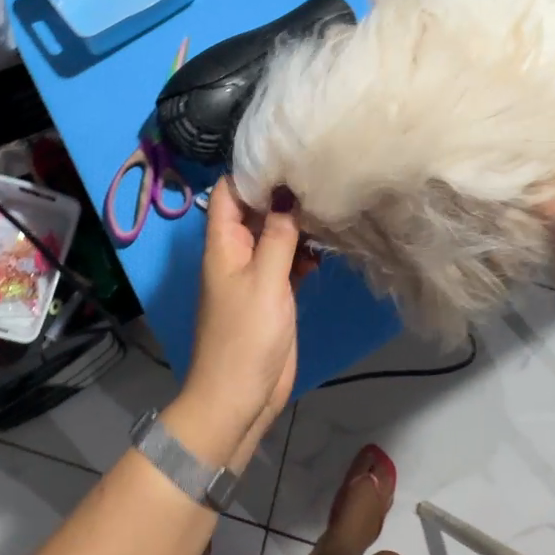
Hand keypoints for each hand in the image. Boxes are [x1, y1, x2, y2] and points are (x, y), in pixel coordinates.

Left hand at [174, 179, 307, 469]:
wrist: (238, 399)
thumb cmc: (245, 337)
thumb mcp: (265, 281)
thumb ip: (278, 236)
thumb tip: (286, 192)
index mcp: (223, 243)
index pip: (228, 192)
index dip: (252, 171)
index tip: (287, 154)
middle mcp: (236, 252)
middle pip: (255, 210)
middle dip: (282, 193)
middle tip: (320, 172)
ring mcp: (255, 274)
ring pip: (275, 235)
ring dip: (297, 222)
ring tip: (331, 203)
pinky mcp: (273, 294)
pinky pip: (287, 261)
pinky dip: (304, 251)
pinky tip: (328, 244)